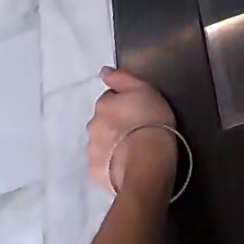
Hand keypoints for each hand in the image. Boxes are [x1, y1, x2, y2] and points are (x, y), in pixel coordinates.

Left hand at [86, 68, 177, 200]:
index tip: (137, 112)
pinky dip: (110, 165)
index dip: (123, 105)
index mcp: (103, 105)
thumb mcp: (144, 90)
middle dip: (114, 125)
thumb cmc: (150, 122)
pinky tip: (125, 167)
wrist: (147, 163)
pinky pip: (102, 166)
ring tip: (132, 152)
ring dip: (112, 145)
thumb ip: (122, 78)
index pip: (110, 99)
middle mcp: (93, 126)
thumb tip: (104, 71)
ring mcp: (92, 150)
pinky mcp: (95, 173)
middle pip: (102, 122)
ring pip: (101, 143)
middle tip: (135, 132)